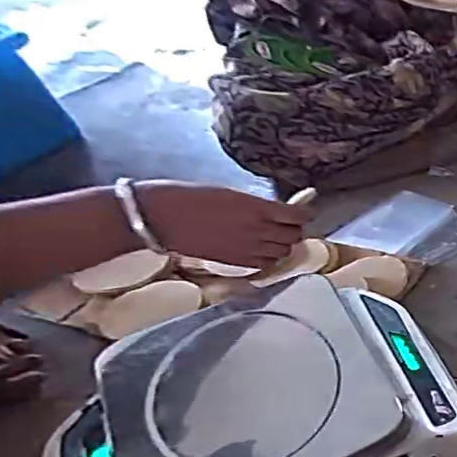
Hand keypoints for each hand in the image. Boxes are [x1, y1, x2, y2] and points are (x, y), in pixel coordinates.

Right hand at [134, 182, 311, 267]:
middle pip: (295, 235)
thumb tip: (276, 211)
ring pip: (285, 250)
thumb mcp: (228, 193)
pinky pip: (268, 263)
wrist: (154, 217)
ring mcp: (250, 248)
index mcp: (257, 208)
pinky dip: (269, 257)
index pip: (297, 215)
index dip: (303, 214)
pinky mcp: (238, 262)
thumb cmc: (185, 197)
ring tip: (270, 237)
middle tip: (284, 225)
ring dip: (282, 244)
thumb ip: (256, 205)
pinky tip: (259, 250)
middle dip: (293, 229)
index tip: (301, 212)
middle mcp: (259, 229)